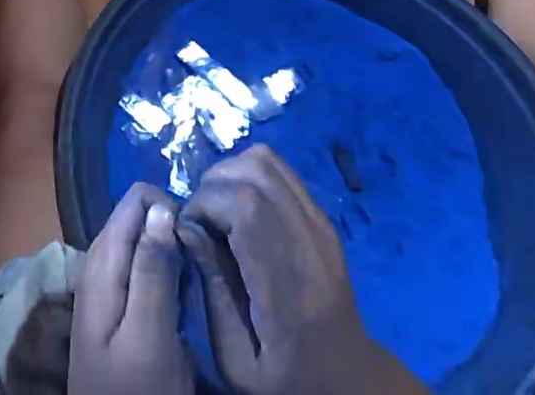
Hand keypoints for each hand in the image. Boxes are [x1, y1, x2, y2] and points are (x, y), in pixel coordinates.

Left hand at [69, 182, 193, 394]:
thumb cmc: (132, 390)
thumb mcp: (147, 336)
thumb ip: (152, 270)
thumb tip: (163, 207)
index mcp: (104, 255)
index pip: (139, 196)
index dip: (172, 211)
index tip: (197, 245)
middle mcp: (103, 256)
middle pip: (144, 215)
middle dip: (175, 231)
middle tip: (201, 270)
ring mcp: (110, 278)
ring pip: (148, 239)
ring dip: (175, 254)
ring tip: (197, 285)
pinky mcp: (122, 299)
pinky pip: (149, 265)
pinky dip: (170, 273)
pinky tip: (185, 298)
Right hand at [177, 146, 428, 394]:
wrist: (349, 379)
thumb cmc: (286, 376)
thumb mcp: (236, 358)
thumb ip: (211, 288)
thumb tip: (186, 227)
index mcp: (290, 287)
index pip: (246, 206)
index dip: (206, 203)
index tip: (189, 229)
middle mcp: (312, 244)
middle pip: (255, 173)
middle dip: (212, 185)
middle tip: (200, 218)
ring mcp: (322, 225)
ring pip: (266, 161)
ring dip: (229, 173)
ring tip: (217, 208)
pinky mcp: (323, 217)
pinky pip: (279, 168)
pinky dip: (247, 173)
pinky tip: (238, 205)